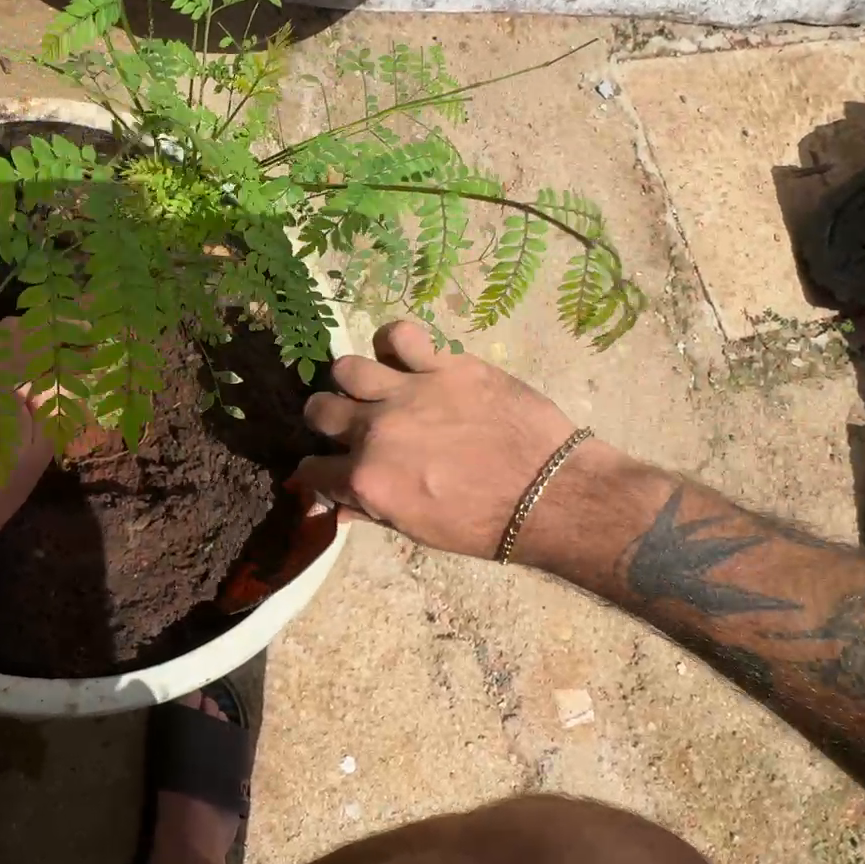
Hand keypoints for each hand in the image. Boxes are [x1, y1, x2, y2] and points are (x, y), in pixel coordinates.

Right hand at [290, 321, 582, 559]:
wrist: (554, 497)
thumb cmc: (483, 523)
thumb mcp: (415, 528)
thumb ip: (369, 509)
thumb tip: (339, 505)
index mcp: (366, 479)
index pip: (310, 469)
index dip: (318, 472)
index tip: (330, 471)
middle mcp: (374, 431)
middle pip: (319, 410)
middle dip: (326, 421)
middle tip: (348, 425)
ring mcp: (408, 394)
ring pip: (346, 368)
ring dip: (353, 381)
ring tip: (374, 388)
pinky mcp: (445, 367)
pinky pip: (400, 335)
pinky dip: (396, 342)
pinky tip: (406, 356)